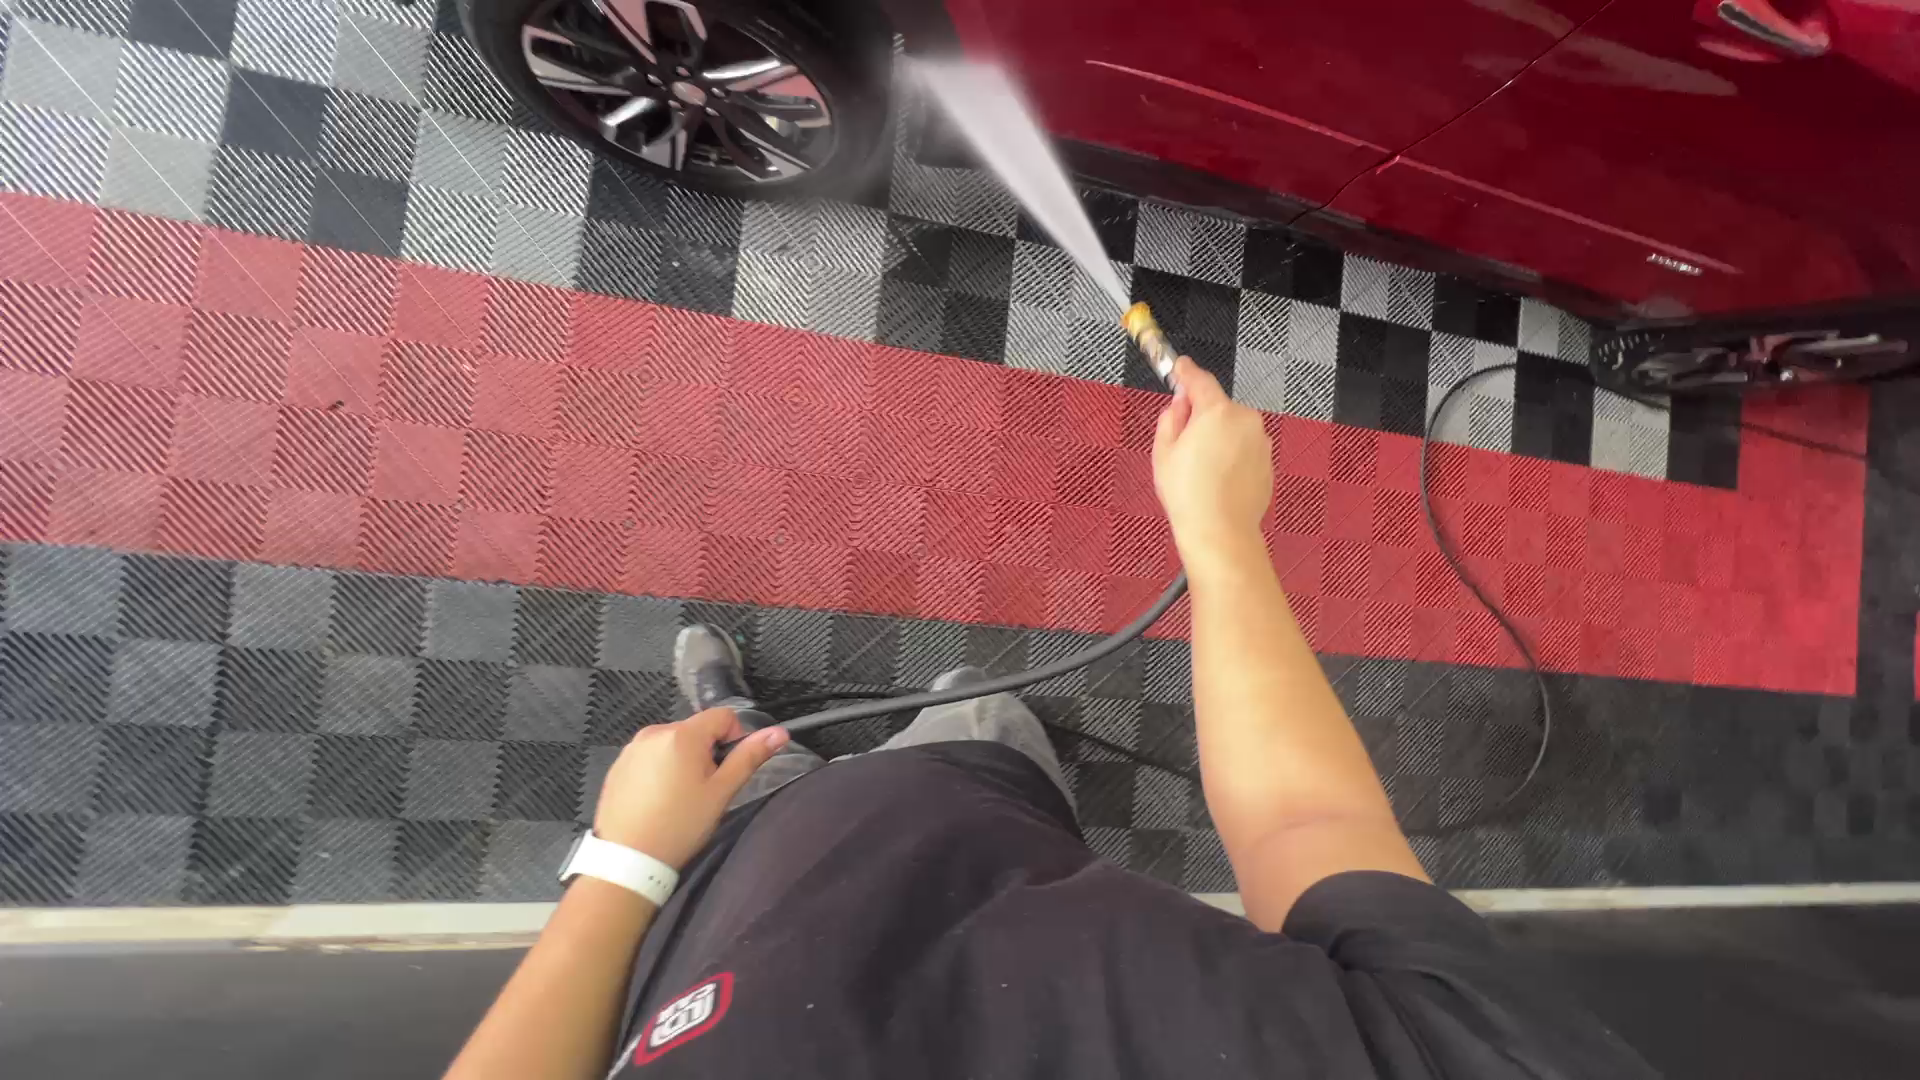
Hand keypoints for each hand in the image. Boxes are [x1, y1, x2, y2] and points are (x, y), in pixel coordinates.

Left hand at [593, 710, 789, 869]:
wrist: (626, 862)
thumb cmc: (680, 825)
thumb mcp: (721, 792)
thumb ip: (750, 757)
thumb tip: (780, 732)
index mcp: (682, 735)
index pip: (723, 716)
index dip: (734, 738)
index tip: (727, 770)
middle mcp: (654, 732)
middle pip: (697, 729)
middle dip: (707, 752)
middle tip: (704, 789)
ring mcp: (632, 748)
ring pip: (674, 743)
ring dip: (684, 759)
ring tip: (680, 797)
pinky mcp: (617, 765)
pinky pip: (651, 755)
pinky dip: (661, 769)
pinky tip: (658, 800)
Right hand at [1152, 356, 1273, 561]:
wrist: (1220, 531)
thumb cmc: (1190, 495)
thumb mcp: (1163, 451)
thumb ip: (1171, 419)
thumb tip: (1179, 406)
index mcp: (1217, 412)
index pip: (1199, 380)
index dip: (1185, 372)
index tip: (1179, 366)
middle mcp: (1245, 420)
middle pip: (1217, 406)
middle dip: (1200, 417)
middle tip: (1181, 444)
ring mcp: (1260, 440)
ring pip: (1231, 428)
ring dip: (1216, 438)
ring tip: (1199, 470)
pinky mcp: (1267, 460)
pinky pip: (1243, 448)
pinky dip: (1230, 455)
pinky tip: (1215, 479)